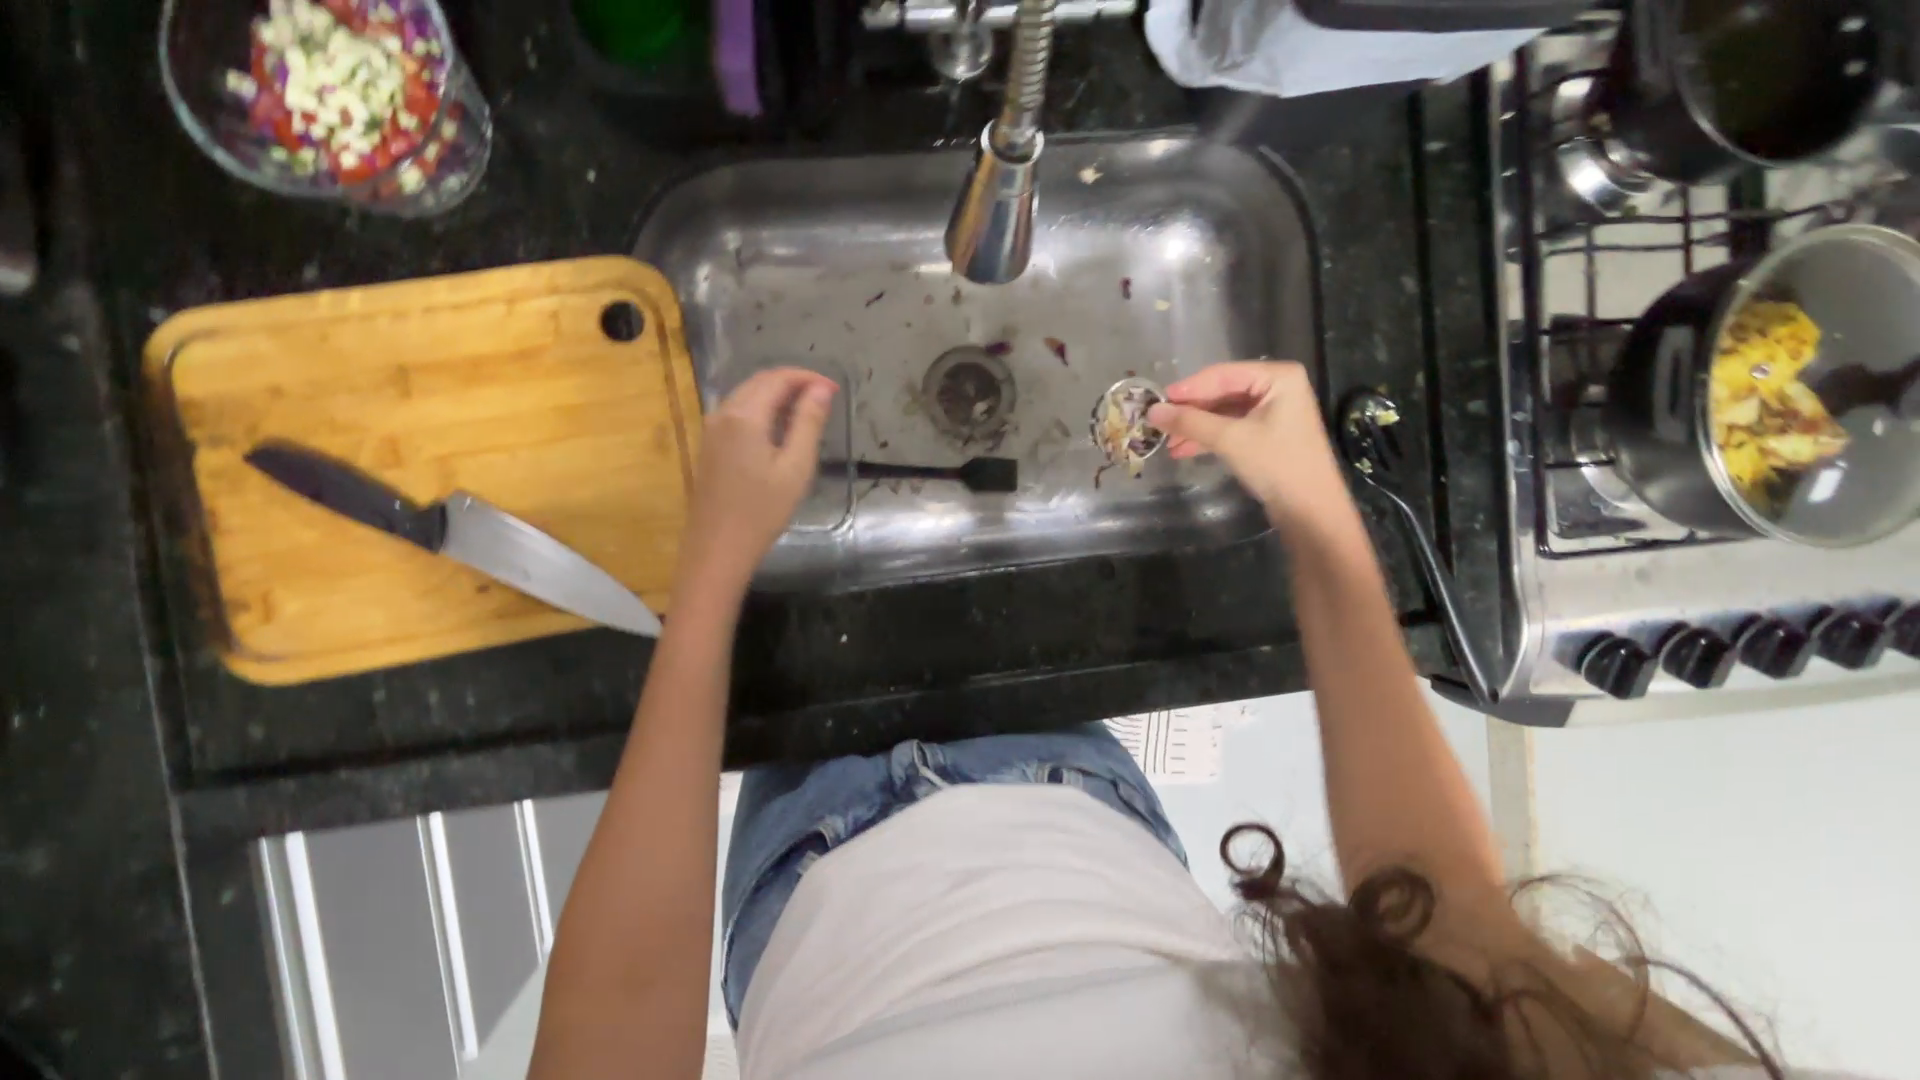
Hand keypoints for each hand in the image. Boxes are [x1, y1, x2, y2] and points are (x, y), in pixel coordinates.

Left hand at [680, 368, 836, 589]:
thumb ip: (808, 423)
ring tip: (806, 411)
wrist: (717, 548)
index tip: (834, 390)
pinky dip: (761, 409)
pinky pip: (737, 412)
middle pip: (759, 382)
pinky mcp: (709, 445)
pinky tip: (779, 429)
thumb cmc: (762, 511)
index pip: (778, 379)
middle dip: (793, 382)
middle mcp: (723, 413)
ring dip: (776, 395)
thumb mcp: (795, 468)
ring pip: (746, 395)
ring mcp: (711, 429)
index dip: (808, 378)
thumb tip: (821, 390)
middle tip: (824, 398)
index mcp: (745, 416)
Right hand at [1147, 360, 1352, 534]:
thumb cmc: (1276, 464)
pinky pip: (1231, 428)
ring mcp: (1273, 412)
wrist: (1310, 509)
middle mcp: (1277, 387)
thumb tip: (1152, 410)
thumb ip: (1190, 422)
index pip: (1222, 374)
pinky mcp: (1267, 435)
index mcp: (1278, 376)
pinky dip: (1208, 438)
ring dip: (1195, 427)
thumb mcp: (1230, 439)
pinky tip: (1183, 450)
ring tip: (1166, 442)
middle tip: (1158, 422)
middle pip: (1222, 392)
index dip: (1188, 388)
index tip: (1156, 400)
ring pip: (1224, 412)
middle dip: (1190, 411)